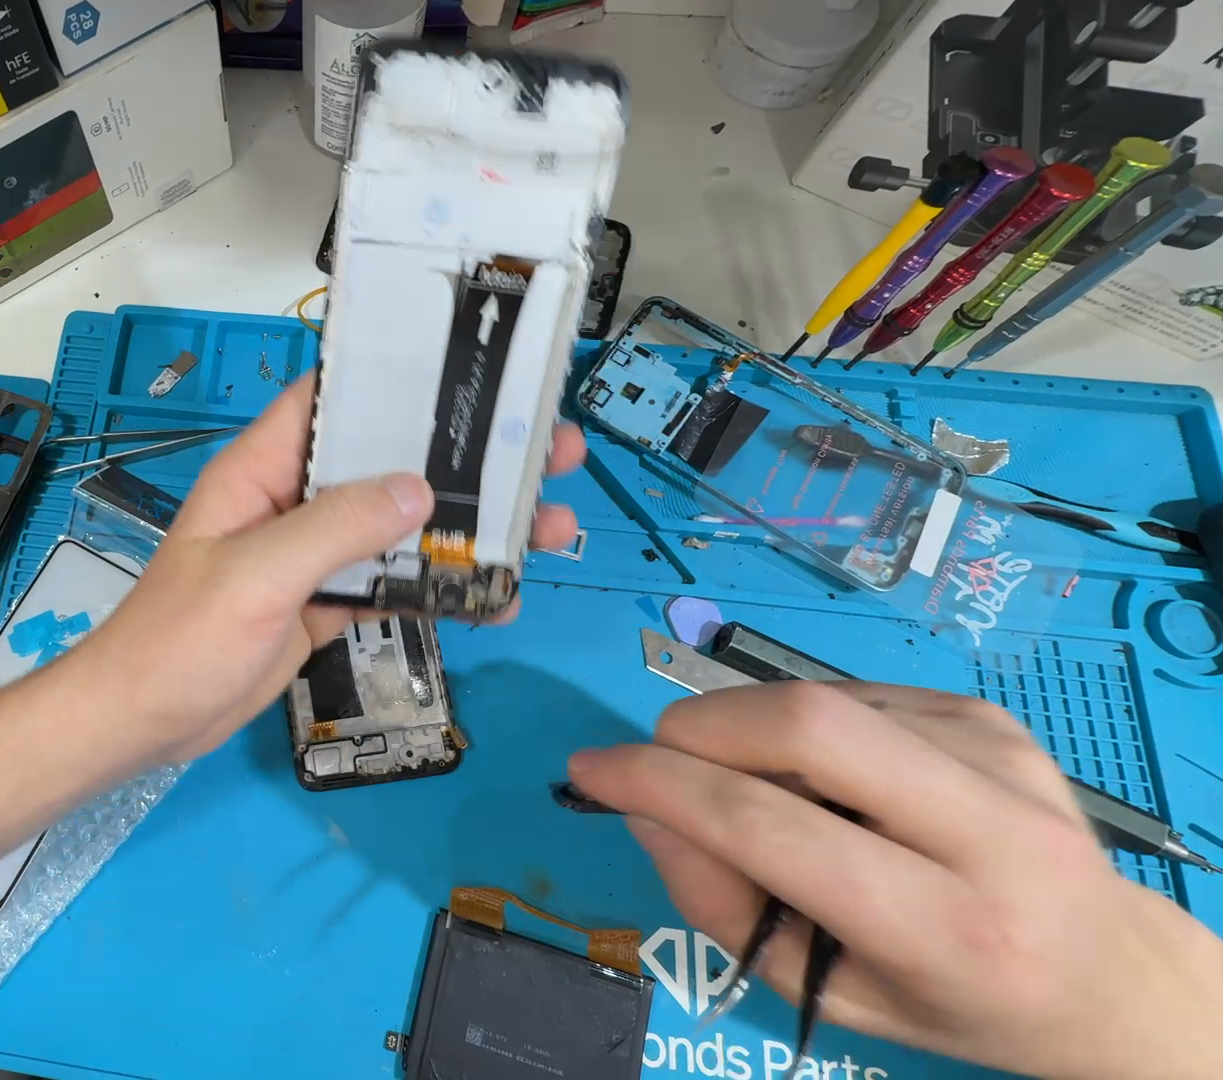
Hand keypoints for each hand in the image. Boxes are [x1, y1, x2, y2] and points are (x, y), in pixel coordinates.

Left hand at [74, 374, 584, 763]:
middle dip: (461, 461)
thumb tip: (417, 490)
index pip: (330, 403)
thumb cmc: (181, 640)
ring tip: (546, 528)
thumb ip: (333, 530)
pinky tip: (494, 599)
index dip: (394, 382)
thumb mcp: (255, 576)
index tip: (472, 377)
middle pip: (384, 466)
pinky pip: (387, 583)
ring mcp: (310, 555)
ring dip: (463, 530)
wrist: (145, 721)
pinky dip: (435, 588)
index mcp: (263, 472)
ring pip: (397, 529)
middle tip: (547, 454)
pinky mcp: (322, 602)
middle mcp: (292, 503)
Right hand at [567, 682, 1222, 1079]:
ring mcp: (996, 753)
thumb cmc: (947, 998)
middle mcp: (993, 828)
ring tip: (759, 784)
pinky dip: (788, 726)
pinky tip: (824, 774)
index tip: (590, 770)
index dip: (655, 784)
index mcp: (952, 928)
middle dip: (693, 730)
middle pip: (798, 724)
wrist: (1113, 972)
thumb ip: (715, 900)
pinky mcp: (984, 712)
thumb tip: (646, 807)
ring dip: (737, 729)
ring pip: (807, 697)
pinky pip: (836, 693)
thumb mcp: (819, 985)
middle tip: (661, 763)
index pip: (766, 824)